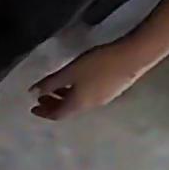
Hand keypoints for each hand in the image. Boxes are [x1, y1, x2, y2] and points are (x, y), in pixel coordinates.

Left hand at [30, 41, 157, 119]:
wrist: (136, 55)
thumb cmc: (98, 64)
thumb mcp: (69, 72)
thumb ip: (50, 83)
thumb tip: (32, 93)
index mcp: (80, 103)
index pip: (57, 114)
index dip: (43, 113)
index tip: (32, 108)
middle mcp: (92, 105)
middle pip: (68, 109)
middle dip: (52, 105)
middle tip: (40, 98)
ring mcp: (105, 97)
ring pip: (78, 102)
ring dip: (63, 97)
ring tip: (53, 89)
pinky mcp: (114, 89)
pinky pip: (88, 96)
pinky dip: (75, 92)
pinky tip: (74, 82)